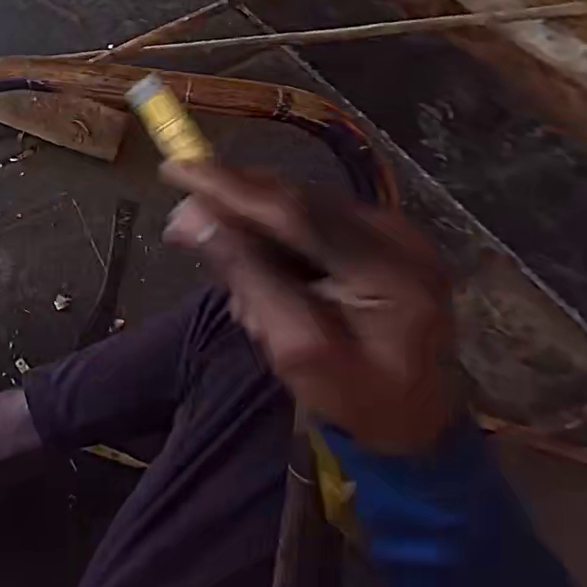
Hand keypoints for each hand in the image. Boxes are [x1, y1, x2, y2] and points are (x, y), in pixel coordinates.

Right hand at [161, 160, 458, 453]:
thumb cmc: (353, 395)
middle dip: (228, 203)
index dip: (228, 186)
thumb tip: (193, 217)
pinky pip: (303, 212)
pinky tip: (256, 262)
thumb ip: (248, 277)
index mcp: (388, 273)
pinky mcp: (378, 233)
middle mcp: (397, 238)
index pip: (293, 211)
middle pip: (292, 199)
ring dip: (246, 221)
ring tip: (227, 269)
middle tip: (179, 226)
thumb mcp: (294, 348)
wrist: (414, 416)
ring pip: (293, 202)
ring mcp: (392, 232)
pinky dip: (267, 229)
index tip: (172, 169)